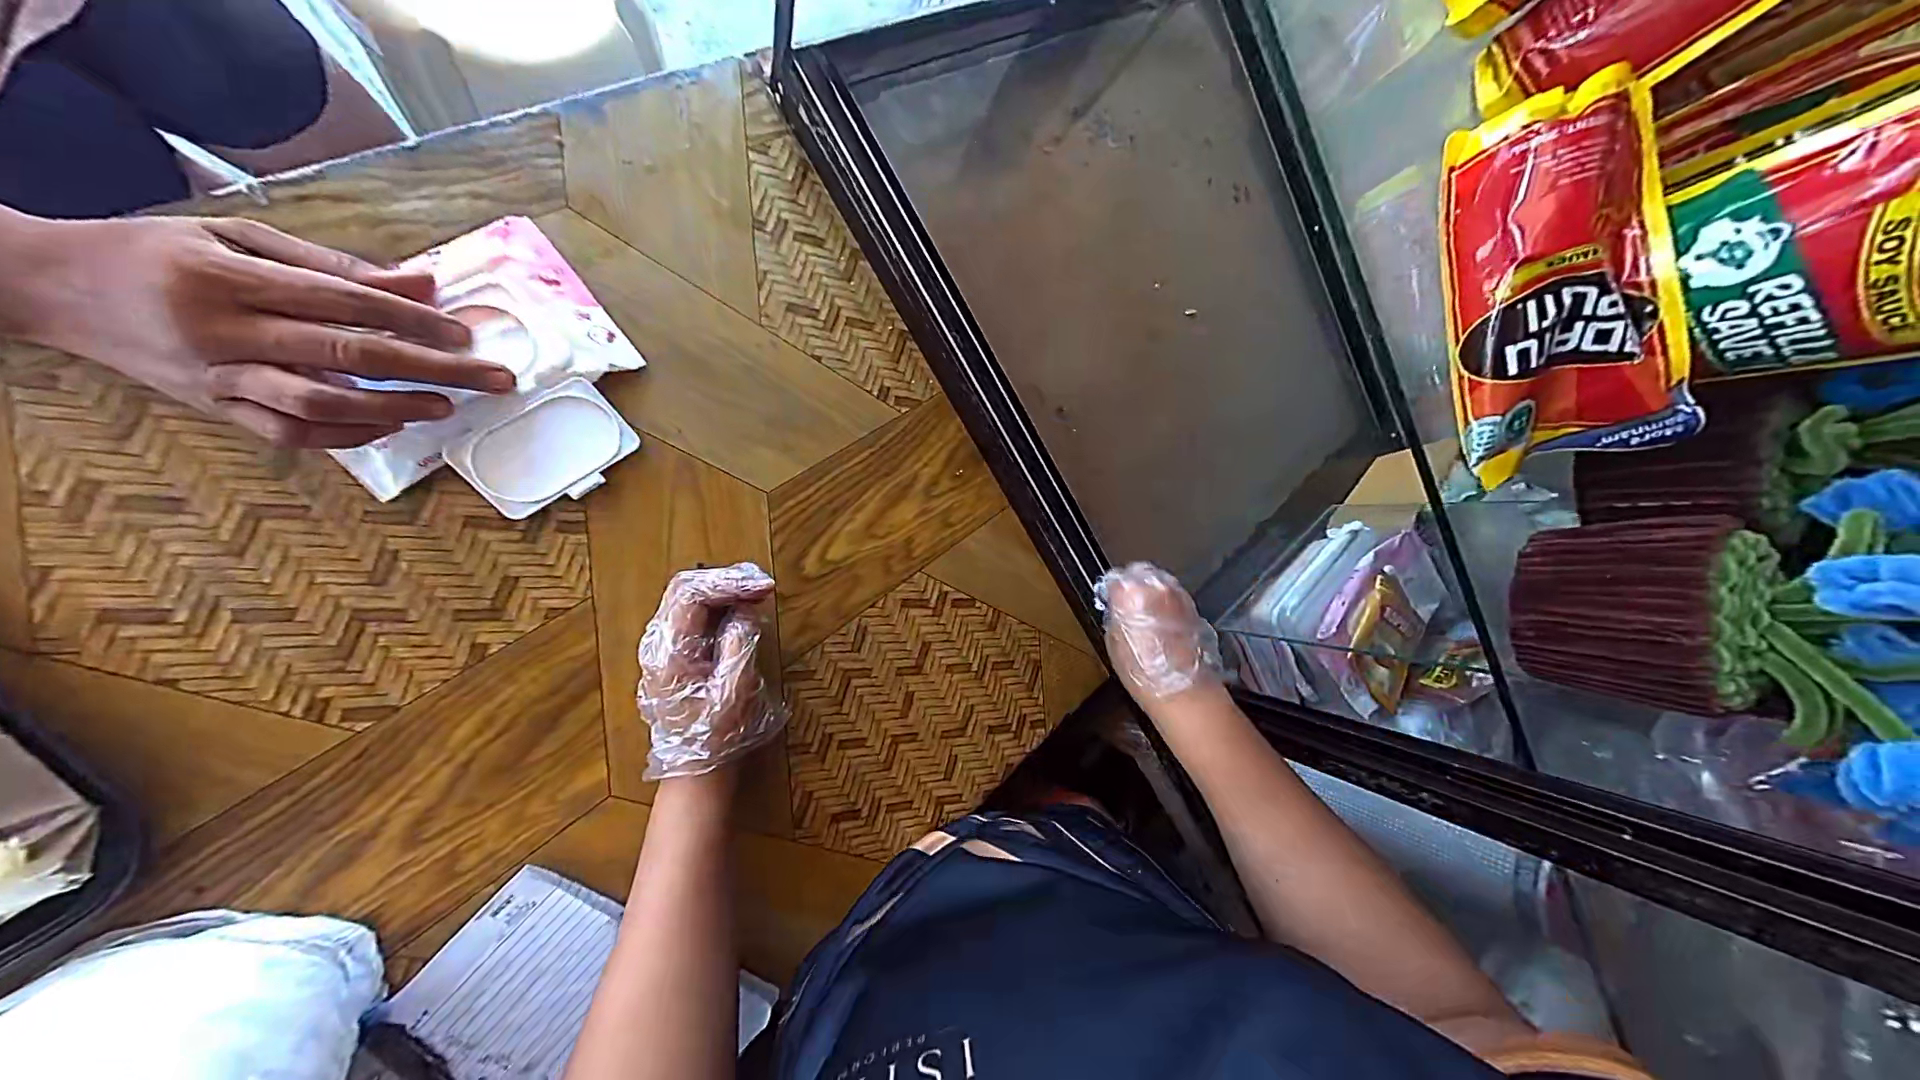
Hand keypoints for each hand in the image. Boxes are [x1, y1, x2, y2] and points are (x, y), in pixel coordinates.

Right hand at [0, 211, 515, 447]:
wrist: (45, 285)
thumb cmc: (158, 253)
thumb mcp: (238, 238)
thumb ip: (333, 263)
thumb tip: (423, 282)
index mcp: (228, 277)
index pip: (344, 303)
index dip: (412, 319)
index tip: (467, 333)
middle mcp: (224, 330)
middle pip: (350, 355)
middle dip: (435, 369)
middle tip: (494, 380)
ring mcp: (217, 377)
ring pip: (320, 403)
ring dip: (394, 408)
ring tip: (446, 407)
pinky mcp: (213, 409)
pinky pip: (289, 434)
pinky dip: (346, 434)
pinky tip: (391, 425)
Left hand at [637, 563, 785, 779]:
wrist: (695, 769)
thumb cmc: (715, 736)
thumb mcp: (735, 693)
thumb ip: (739, 647)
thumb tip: (744, 612)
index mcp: (667, 653)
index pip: (691, 595)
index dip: (729, 583)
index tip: (763, 586)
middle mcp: (658, 644)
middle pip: (685, 588)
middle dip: (726, 579)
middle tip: (763, 584)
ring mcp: (664, 647)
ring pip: (689, 598)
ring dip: (724, 589)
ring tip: (757, 592)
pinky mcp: (676, 652)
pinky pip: (695, 614)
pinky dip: (720, 603)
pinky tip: (743, 607)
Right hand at [1098, 562, 1223, 702]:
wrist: (1183, 692)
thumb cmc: (1145, 672)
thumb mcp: (1113, 642)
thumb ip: (1114, 615)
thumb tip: (1116, 605)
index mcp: (1131, 592)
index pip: (1116, 578)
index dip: (1112, 591)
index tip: (1111, 600)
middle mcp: (1158, 587)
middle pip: (1140, 576)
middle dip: (1134, 589)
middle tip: (1128, 610)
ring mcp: (1179, 596)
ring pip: (1160, 585)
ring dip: (1152, 597)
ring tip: (1146, 621)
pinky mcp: (1195, 608)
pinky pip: (1175, 599)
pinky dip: (1167, 607)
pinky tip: (1162, 628)